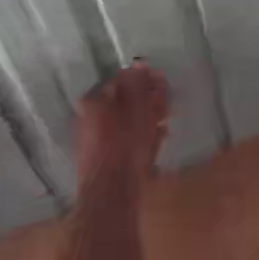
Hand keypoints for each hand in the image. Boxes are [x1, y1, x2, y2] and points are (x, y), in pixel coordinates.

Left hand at [75, 59, 169, 203]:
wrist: (112, 195)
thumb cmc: (125, 149)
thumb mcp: (136, 113)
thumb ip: (138, 88)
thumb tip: (140, 64)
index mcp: (94, 103)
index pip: (121, 81)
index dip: (145, 81)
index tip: (164, 82)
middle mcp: (91, 119)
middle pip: (124, 102)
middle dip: (147, 101)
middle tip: (167, 103)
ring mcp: (97, 140)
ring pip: (127, 122)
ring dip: (147, 119)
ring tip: (166, 121)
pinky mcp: (107, 159)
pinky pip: (127, 140)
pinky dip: (143, 137)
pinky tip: (158, 139)